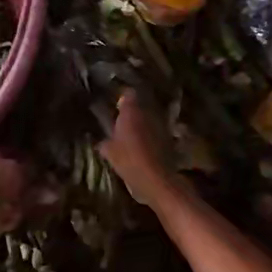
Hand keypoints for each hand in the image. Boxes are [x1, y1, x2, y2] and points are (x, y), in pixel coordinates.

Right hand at [99, 90, 183, 205]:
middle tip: (123, 117)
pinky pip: (158, 129)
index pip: (128, 93)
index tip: (116, 103)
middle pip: (142, 103)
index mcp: (131, 111)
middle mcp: (148, 112)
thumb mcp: (109, 152)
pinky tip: (145, 142)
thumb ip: (104, 142)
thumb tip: (101, 141)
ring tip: (134, 130)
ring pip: (151, 115)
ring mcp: (161, 124)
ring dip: (144, 120)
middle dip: (134, 109)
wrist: (157, 178)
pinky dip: (152, 133)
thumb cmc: (128, 160)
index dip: (122, 97)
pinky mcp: (169, 137)